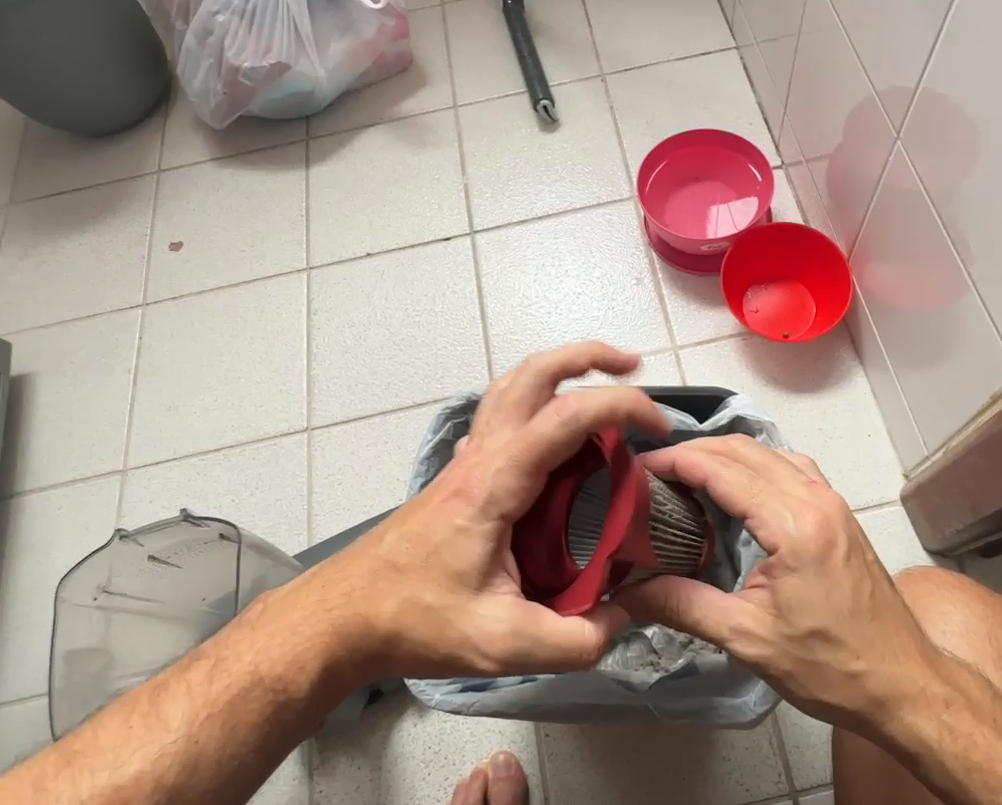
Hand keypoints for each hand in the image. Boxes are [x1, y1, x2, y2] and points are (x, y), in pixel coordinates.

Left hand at [295, 342, 670, 681]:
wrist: (343, 616)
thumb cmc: (416, 623)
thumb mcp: (502, 645)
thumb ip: (574, 640)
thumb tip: (625, 616)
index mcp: (496, 483)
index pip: (565, 417)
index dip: (620, 407)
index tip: (659, 428)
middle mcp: (482, 455)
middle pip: (532, 374)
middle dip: (587, 355)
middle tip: (633, 364)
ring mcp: (467, 459)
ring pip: (513, 385)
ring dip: (560, 369)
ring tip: (602, 381)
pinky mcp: (461, 473)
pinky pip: (502, 416)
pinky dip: (538, 402)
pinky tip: (558, 440)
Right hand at [611, 436, 936, 736]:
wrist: (905, 684)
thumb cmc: (831, 666)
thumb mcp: (749, 639)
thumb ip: (684, 605)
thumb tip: (627, 594)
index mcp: (793, 524)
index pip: (722, 469)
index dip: (677, 460)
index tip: (640, 466)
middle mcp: (815, 498)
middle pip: (744, 450)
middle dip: (694, 451)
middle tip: (653, 470)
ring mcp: (832, 501)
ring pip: (768, 452)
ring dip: (724, 454)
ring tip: (685, 473)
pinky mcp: (838, 512)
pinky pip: (789, 467)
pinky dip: (754, 464)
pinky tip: (735, 485)